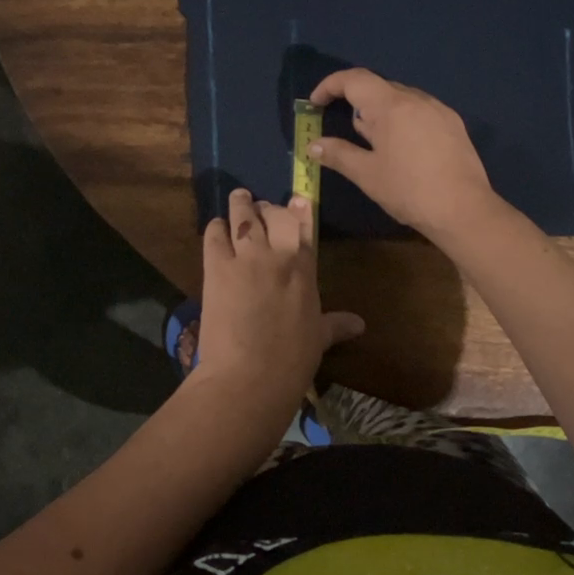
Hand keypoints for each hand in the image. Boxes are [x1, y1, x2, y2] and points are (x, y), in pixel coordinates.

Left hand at [197, 188, 364, 395]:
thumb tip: (359, 324)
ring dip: (241, 206)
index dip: (300, 211)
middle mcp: (276, 256)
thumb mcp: (318, 340)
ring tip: (239, 198)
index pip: (304, 229)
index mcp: (304, 271)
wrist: (249, 376)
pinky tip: (216, 225)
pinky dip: (216, 228)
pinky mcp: (216, 268)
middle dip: (267, 208)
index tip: (296, 200)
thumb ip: (335, 325)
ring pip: (242, 218)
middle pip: (272, 217)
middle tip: (262, 206)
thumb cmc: (291, 361)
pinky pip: (214, 237)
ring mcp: (245, 259)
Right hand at [309, 68, 500, 237]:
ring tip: (374, 142)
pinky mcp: (454, 124)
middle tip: (343, 129)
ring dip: (380, 112)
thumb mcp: (367, 174)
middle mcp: (416, 99)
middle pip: (378, 87)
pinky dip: (402, 119)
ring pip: (401, 99)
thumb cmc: (409, 190)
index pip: (354, 79)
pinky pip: (420, 111)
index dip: (330, 85)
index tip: (315, 103)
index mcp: (391, 106)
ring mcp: (439, 110)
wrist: (463, 210)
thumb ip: (338, 154)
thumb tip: (313, 145)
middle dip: (355, 101)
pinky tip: (402, 148)